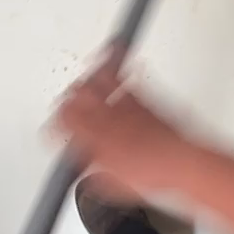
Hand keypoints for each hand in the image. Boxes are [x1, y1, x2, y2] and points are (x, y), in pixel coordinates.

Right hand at [53, 56, 199, 195]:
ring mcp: (125, 104)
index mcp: (95, 137)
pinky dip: (114, 56)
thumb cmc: (152, 171)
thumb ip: (92, 168)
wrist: (180, 160)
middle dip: (67, 98)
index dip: (54, 123)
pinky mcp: (142, 97)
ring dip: (86, 79)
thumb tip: (84, 165)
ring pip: (96, 81)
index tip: (53, 126)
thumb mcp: (111, 182)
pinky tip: (114, 50)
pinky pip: (124, 71)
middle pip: (76, 96)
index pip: (64, 121)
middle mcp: (107, 117)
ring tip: (83, 78)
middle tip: (65, 102)